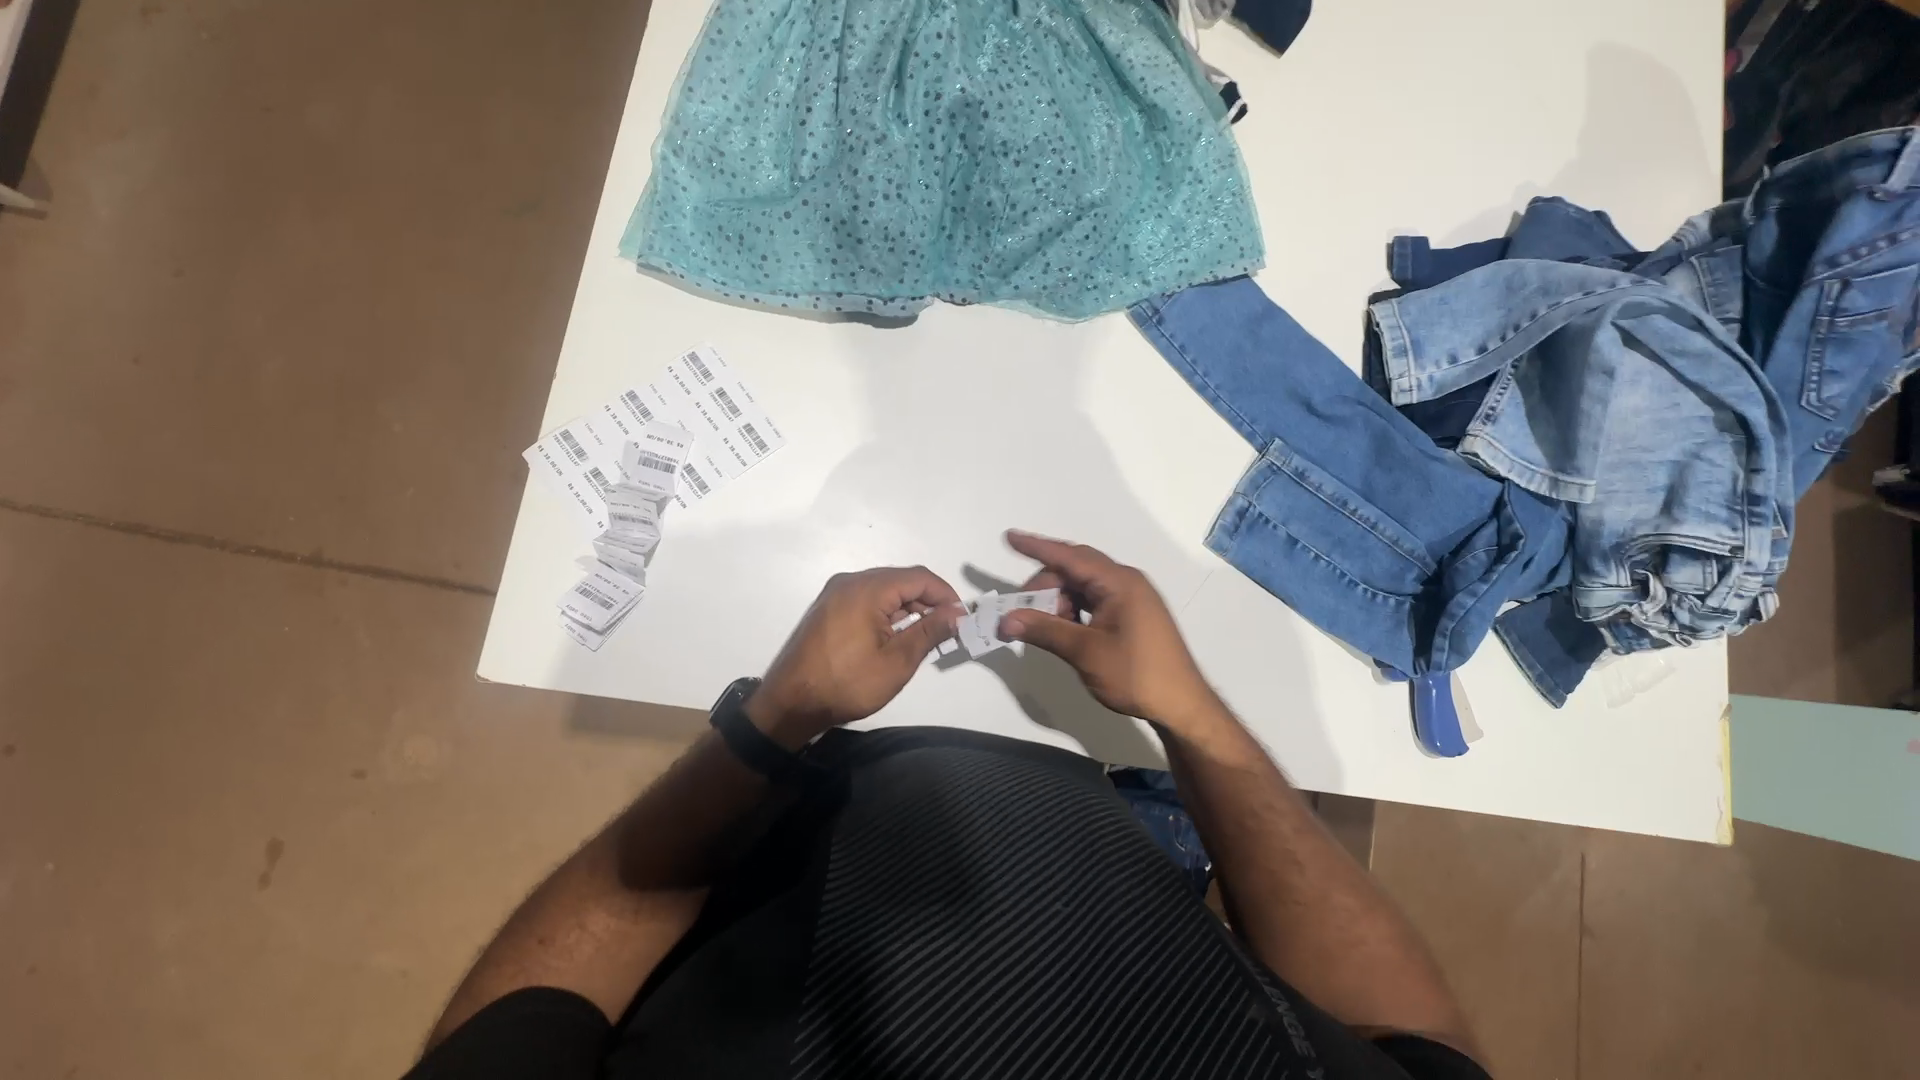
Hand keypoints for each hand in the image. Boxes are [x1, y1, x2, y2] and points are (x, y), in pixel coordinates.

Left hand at [745, 566, 963, 746]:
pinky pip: (867, 600)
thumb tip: (956, 613)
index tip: (963, 618)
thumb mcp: (896, 661)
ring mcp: (835, 595)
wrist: (790, 705)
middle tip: (950, 628)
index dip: (946, 595)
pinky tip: (898, 635)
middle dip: (929, 601)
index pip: (919, 577)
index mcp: (867, 589)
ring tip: (928, 635)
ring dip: (908, 608)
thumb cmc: (847, 684)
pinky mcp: (828, 610)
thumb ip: (929, 631)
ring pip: (884, 590)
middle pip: (901, 580)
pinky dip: (887, 613)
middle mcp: (850, 582)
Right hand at [997, 530, 1221, 730]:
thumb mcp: (1085, 652)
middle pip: (1074, 570)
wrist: (1182, 705)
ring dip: (1059, 602)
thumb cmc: (1136, 674)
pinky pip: (1094, 601)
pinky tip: (1064, 630)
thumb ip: (1044, 630)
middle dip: (1044, 586)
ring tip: (1044, 628)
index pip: (1070, 556)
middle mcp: (1126, 582)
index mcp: (1119, 582)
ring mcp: (1131, 599)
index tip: (1008, 538)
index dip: (1037, 547)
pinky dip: (1074, 611)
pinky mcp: (1132, 615)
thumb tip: (1005, 620)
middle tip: (1020, 612)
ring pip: (1083, 587)